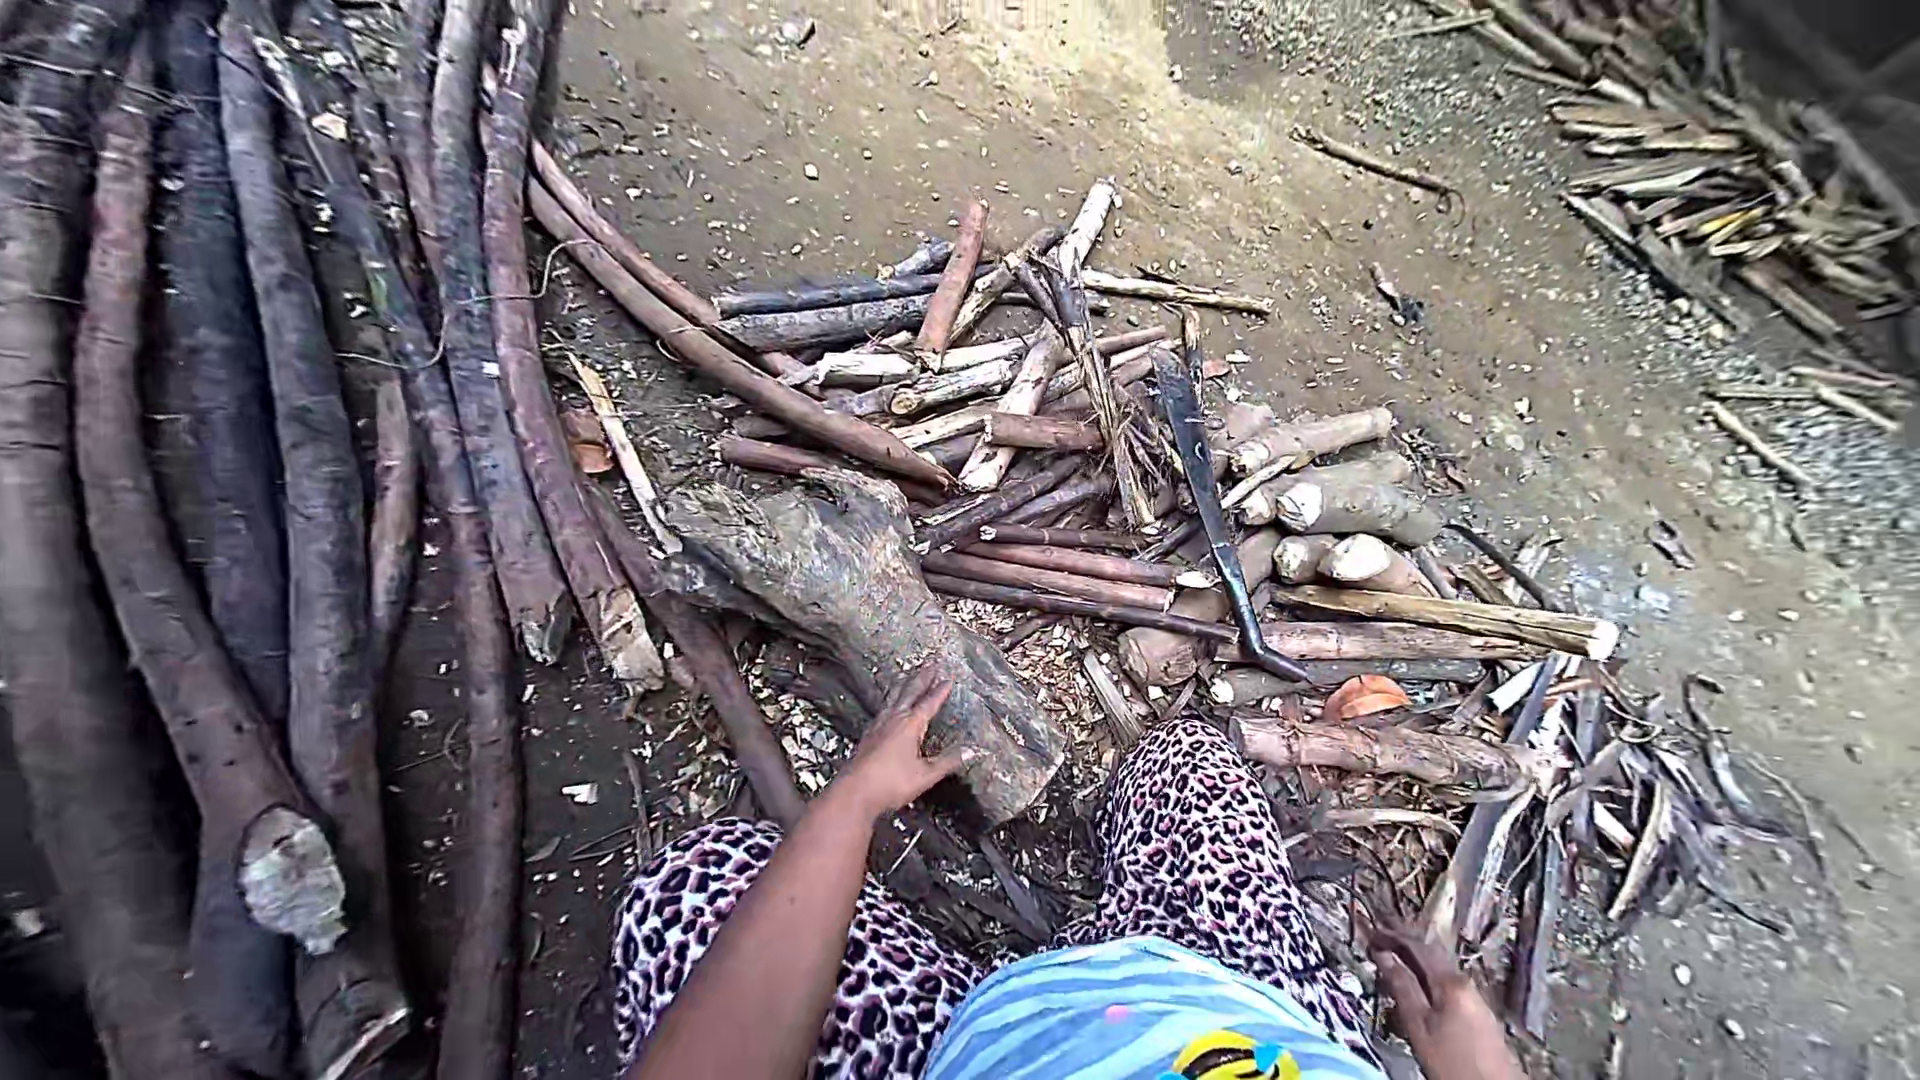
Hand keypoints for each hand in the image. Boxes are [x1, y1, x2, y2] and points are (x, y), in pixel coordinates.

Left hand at [831, 665, 965, 818]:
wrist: (854, 791)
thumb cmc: (892, 783)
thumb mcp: (925, 775)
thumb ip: (948, 762)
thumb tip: (971, 751)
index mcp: (911, 725)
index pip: (929, 703)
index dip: (939, 691)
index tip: (948, 678)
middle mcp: (895, 719)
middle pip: (910, 692)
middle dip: (922, 678)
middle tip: (931, 664)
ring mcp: (879, 724)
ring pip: (895, 697)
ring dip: (905, 685)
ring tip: (910, 677)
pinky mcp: (869, 733)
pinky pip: (884, 708)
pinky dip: (892, 700)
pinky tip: (889, 706)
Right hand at [1370, 926, 1526, 1079]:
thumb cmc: (1453, 1064)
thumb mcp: (1418, 1024)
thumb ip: (1401, 986)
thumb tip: (1383, 956)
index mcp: (1451, 983)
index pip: (1416, 946)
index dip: (1391, 935)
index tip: (1370, 933)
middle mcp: (1467, 985)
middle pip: (1431, 955)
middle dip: (1403, 945)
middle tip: (1378, 941)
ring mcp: (1477, 1001)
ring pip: (1439, 970)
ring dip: (1415, 962)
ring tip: (1393, 961)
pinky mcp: (1481, 1017)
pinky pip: (1448, 985)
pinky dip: (1428, 978)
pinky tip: (1418, 987)